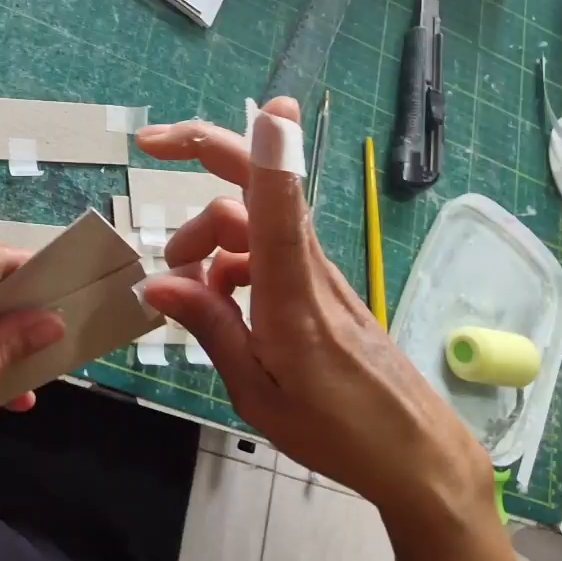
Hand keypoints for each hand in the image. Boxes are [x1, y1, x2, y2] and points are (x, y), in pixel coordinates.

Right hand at [135, 98, 491, 533]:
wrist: (411, 453)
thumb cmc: (335, 430)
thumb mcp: (257, 390)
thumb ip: (209, 327)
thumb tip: (155, 282)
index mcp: (291, 296)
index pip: (280, 206)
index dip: (269, 152)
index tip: (268, 107)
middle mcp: (306, 266)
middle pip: (256, 184)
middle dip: (202, 151)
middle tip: (149, 148)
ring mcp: (313, 270)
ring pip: (248, 218)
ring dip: (202, 231)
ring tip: (177, 280)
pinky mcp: (314, 281)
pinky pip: (260, 247)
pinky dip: (225, 259)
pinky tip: (213, 299)